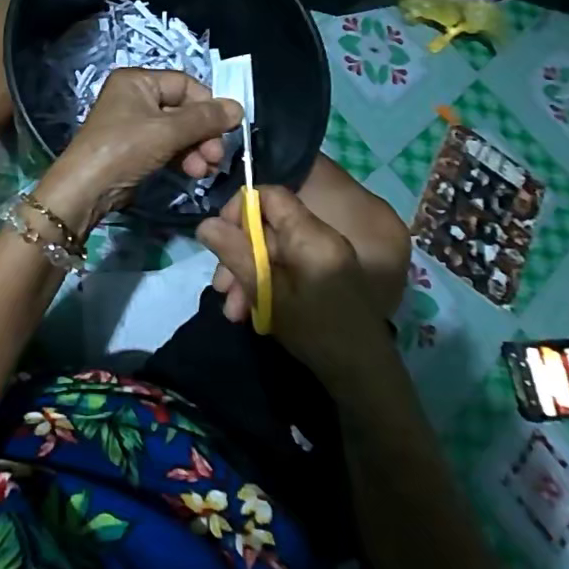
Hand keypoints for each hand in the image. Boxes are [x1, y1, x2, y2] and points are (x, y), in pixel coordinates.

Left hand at [37, 68, 242, 232]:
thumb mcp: (167, 131)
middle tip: (217, 157)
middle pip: (184, 109)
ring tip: (206, 170)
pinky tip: (194, 173)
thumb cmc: (124, 149)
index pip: (186, 84)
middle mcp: (136, 97)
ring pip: (179, 131)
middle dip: (204, 134)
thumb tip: (239, 108)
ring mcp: (136, 125)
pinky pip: (169, 147)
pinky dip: (184, 158)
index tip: (227, 129)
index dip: (208, 105)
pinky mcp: (136, 150)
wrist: (85, 191)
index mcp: (138, 81)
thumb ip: (205, 119)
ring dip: (197, 150)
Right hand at [197, 186, 386, 377]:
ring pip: (276, 250)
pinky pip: (290, 265)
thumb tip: (206, 224)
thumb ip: (236, 254)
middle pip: (269, 226)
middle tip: (221, 287)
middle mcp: (320, 236)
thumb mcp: (267, 292)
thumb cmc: (314, 330)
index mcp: (310, 233)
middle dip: (240, 252)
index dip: (241, 209)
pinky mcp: (326, 274)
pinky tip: (253, 310)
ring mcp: (326, 256)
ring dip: (250, 273)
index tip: (222, 237)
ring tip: (233, 309)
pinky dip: (269, 282)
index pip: (271, 195)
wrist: (362, 372)